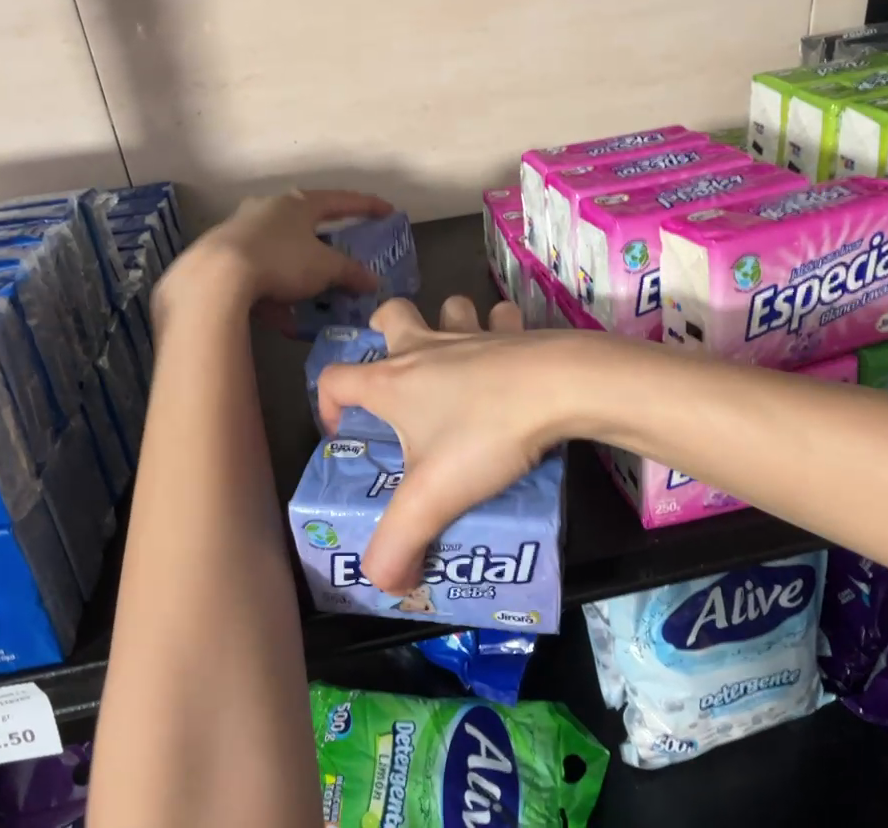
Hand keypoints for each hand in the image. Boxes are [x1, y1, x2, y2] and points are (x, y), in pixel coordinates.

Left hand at [159, 189, 393, 325]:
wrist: (216, 277)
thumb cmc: (280, 261)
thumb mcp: (325, 269)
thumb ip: (352, 273)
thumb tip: (374, 281)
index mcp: (298, 204)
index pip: (341, 200)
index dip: (367, 206)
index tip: (387, 211)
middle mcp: (268, 208)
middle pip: (305, 222)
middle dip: (325, 243)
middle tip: (342, 255)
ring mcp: (241, 229)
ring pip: (280, 249)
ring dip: (298, 272)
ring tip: (312, 297)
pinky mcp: (221, 254)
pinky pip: (258, 271)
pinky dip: (273, 291)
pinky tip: (280, 317)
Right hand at [317, 296, 580, 593]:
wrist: (560, 387)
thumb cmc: (484, 435)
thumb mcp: (432, 499)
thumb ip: (398, 544)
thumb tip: (383, 581)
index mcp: (392, 382)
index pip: (334, 378)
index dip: (327, 403)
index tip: (344, 432)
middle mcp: (426, 348)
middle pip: (390, 315)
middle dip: (383, 330)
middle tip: (395, 366)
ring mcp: (473, 335)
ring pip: (449, 306)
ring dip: (446, 322)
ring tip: (455, 357)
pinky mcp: (516, 333)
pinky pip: (503, 317)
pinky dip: (502, 328)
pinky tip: (510, 352)